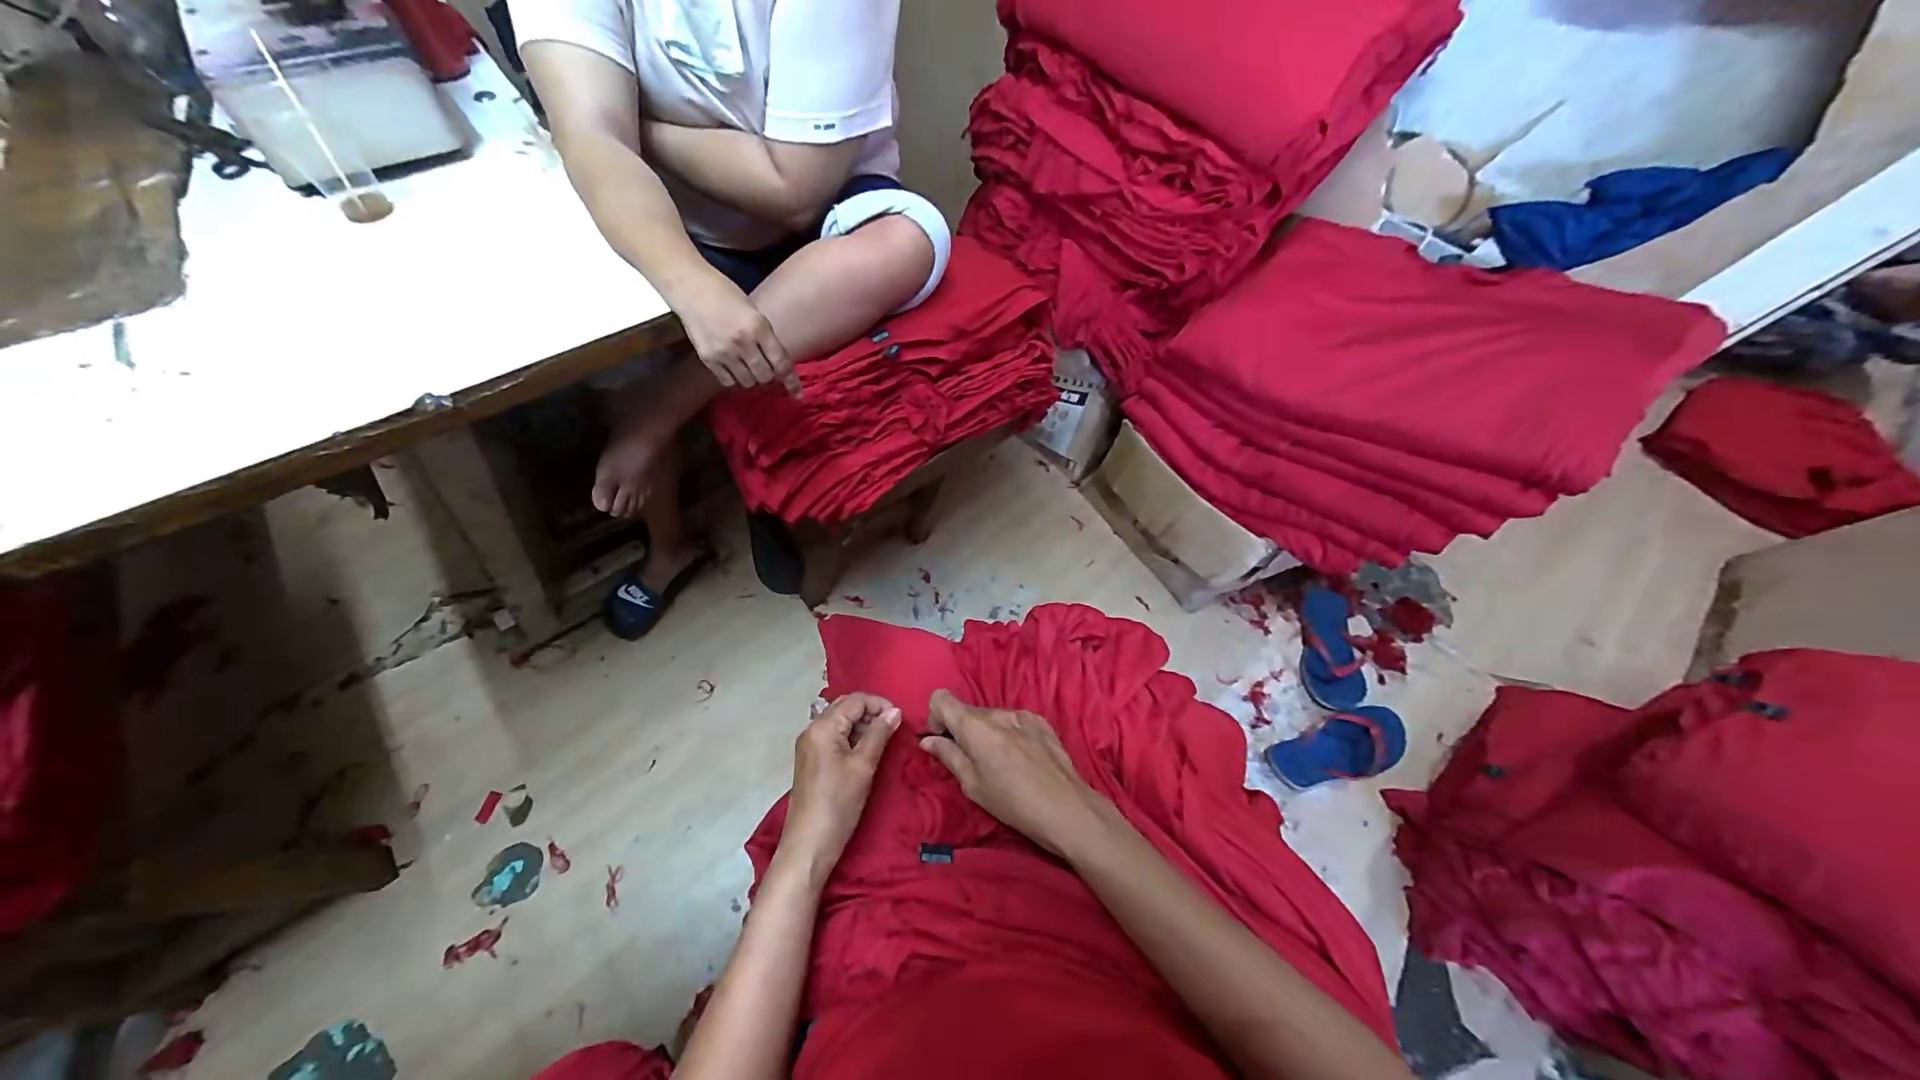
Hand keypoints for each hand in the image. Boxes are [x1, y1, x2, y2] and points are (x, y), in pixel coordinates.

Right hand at [673, 273, 800, 395]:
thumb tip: (779, 365)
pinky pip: (728, 381)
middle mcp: (743, 342)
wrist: (691, 289)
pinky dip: (734, 378)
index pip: (781, 363)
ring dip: (751, 378)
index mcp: (759, 327)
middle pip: (765, 376)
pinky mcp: (708, 358)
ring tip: (747, 366)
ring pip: (747, 382)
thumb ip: (766, 338)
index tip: (798, 395)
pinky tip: (732, 367)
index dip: (791, 382)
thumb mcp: (755, 313)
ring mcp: (724, 352)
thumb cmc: (726, 296)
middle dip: (768, 376)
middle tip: (765, 368)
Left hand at [780, 694, 900, 879]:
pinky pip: (834, 737)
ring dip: (862, 726)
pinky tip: (866, 752)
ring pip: (840, 722)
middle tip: (893, 729)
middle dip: (870, 712)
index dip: (879, 704)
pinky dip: (852, 738)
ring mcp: (810, 745)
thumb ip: (879, 734)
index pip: (855, 700)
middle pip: (845, 707)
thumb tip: (894, 712)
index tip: (900, 719)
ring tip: (883, 742)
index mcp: (822, 727)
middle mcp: (812, 730)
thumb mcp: (863, 766)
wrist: (809, 844)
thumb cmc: (838, 803)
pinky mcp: (812, 760)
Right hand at [919, 689, 1109, 855]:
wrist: (1065, 807)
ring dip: (989, 733)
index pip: (941, 698)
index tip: (943, 740)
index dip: (936, 717)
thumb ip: (948, 756)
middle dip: (963, 730)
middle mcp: (997, 712)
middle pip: (969, 711)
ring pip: (993, 717)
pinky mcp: (1041, 721)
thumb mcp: (972, 784)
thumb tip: (928, 740)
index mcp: (974, 726)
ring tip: (1002, 763)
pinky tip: (1022, 759)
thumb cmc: (1011, 802)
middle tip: (972, 761)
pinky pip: (1015, 721)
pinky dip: (1011, 734)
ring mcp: (1022, 714)